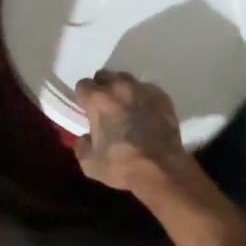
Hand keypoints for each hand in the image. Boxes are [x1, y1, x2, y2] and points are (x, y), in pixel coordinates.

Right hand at [73, 70, 187, 192]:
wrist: (161, 170)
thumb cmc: (122, 166)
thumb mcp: (90, 164)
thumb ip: (82, 145)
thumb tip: (86, 138)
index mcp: (98, 100)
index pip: (83, 85)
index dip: (83, 97)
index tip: (87, 109)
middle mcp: (120, 88)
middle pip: (105, 75)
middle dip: (102, 87)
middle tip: (105, 106)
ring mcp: (143, 90)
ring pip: (127, 80)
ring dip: (122, 90)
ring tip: (126, 107)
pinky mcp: (162, 97)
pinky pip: (147, 90)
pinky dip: (143, 98)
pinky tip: (146, 113)